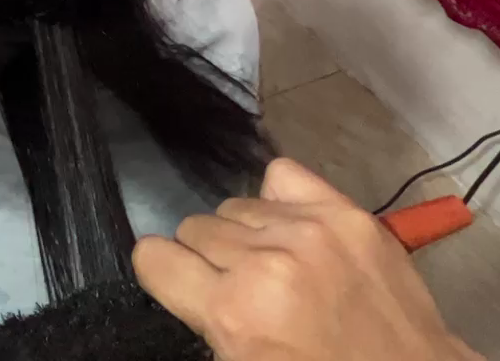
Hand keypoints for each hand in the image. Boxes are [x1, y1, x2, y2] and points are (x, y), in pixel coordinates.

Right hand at [132, 159, 479, 360]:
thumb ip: (205, 323)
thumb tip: (179, 280)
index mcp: (235, 313)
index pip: (153, 256)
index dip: (165, 278)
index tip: (184, 293)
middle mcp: (266, 260)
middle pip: (193, 228)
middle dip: (209, 262)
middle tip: (243, 296)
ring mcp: (310, 230)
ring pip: (232, 206)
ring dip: (245, 237)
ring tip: (279, 272)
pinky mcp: (347, 213)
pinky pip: (281, 176)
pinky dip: (279, 202)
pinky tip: (297, 236)